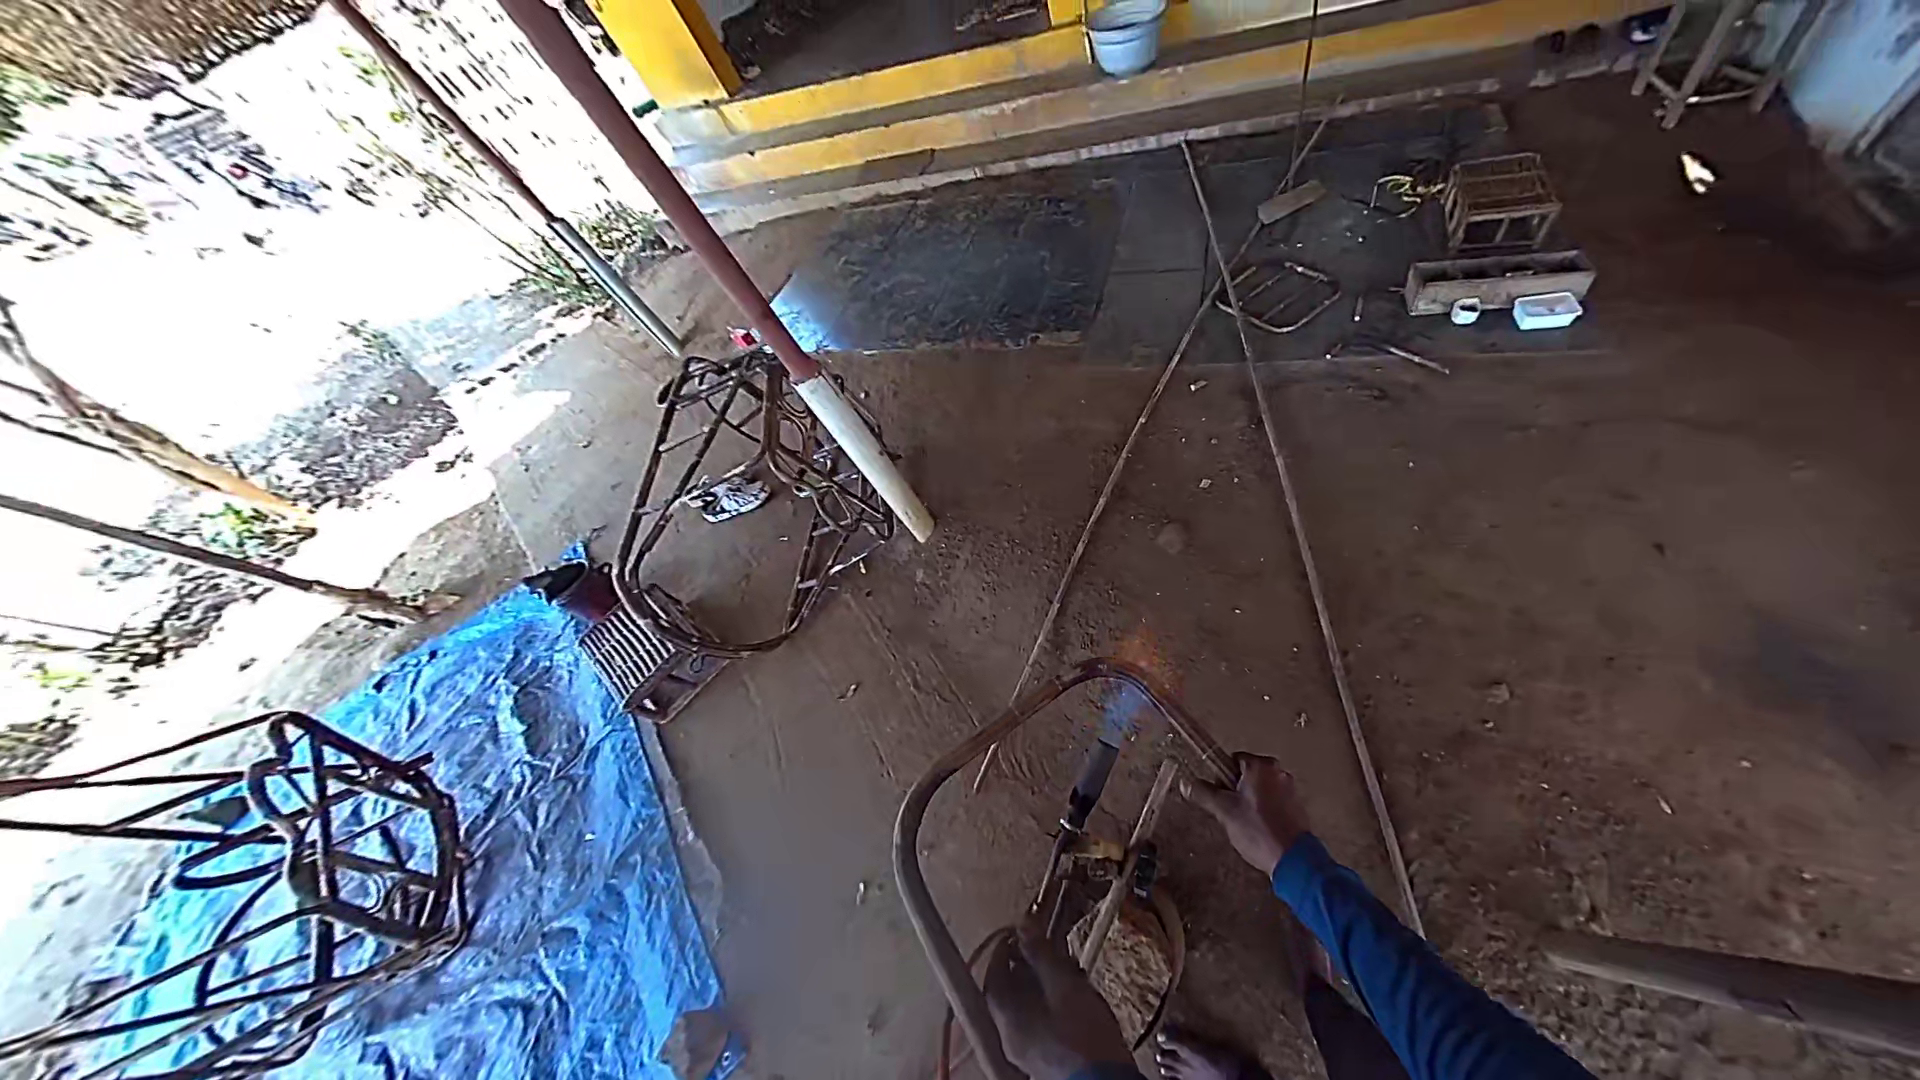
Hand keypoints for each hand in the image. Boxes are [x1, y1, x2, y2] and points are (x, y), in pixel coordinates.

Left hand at [982, 914, 1131, 1079]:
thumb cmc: (1083, 1034)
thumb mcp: (1062, 986)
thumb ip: (1040, 953)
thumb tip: (1023, 922)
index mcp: (1008, 1021)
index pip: (994, 978)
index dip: (1003, 951)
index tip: (1018, 933)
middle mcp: (1011, 1039)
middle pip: (1010, 992)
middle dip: (1027, 965)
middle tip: (1046, 947)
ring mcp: (1029, 1054)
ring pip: (1027, 1007)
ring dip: (1042, 982)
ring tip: (1065, 967)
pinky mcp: (1048, 1060)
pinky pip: (1040, 1022)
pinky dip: (1050, 1002)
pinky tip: (1073, 993)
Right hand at [1182, 752, 1309, 875]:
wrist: (1294, 861)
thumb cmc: (1257, 829)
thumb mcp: (1224, 810)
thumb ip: (1203, 793)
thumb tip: (1186, 783)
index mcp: (1262, 765)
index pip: (1232, 759)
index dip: (1221, 776)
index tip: (1220, 795)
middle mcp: (1279, 772)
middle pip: (1246, 774)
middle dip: (1236, 790)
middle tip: (1230, 810)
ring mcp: (1292, 790)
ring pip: (1260, 789)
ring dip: (1250, 801)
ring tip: (1245, 824)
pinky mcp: (1299, 808)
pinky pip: (1273, 802)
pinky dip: (1264, 811)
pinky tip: (1260, 829)